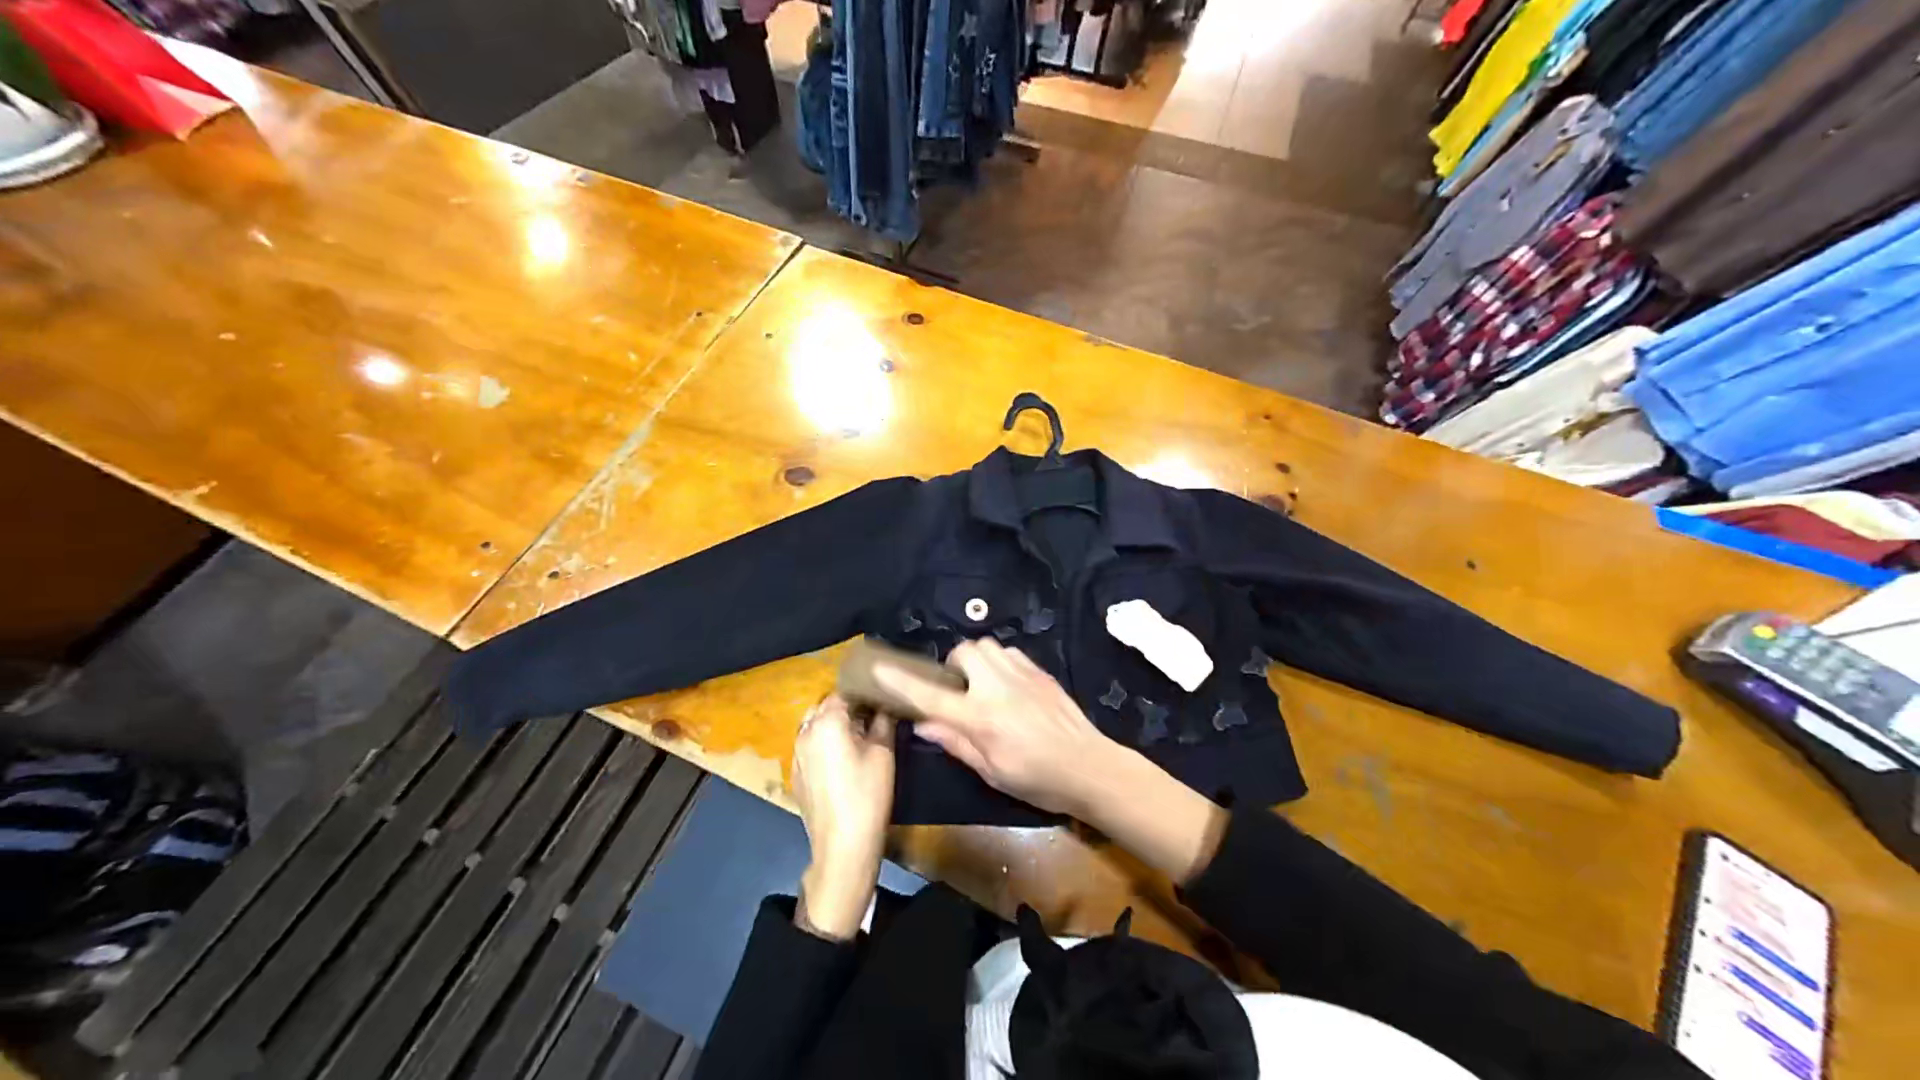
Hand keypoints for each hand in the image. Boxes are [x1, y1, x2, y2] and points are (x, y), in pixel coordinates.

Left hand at [791, 694, 894, 939]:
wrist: (842, 846)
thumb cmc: (867, 794)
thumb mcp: (884, 752)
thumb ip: (884, 720)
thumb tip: (885, 704)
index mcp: (826, 721)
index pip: (845, 691)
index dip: (865, 693)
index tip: (883, 699)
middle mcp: (805, 732)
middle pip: (826, 706)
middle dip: (847, 707)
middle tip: (873, 718)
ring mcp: (796, 754)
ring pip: (815, 726)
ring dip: (834, 725)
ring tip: (859, 738)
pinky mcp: (796, 774)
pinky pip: (810, 747)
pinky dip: (824, 744)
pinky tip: (843, 760)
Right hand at [875, 637, 1122, 815]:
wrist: (1090, 768)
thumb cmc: (1037, 780)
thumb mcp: (991, 772)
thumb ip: (956, 742)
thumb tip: (923, 723)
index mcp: (980, 717)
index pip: (931, 696)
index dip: (902, 682)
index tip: (879, 667)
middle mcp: (998, 687)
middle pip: (963, 652)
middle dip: (952, 665)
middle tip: (956, 689)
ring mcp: (1022, 675)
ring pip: (987, 646)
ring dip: (975, 660)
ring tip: (980, 685)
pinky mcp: (1040, 672)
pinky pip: (1009, 652)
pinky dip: (998, 661)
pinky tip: (1005, 685)